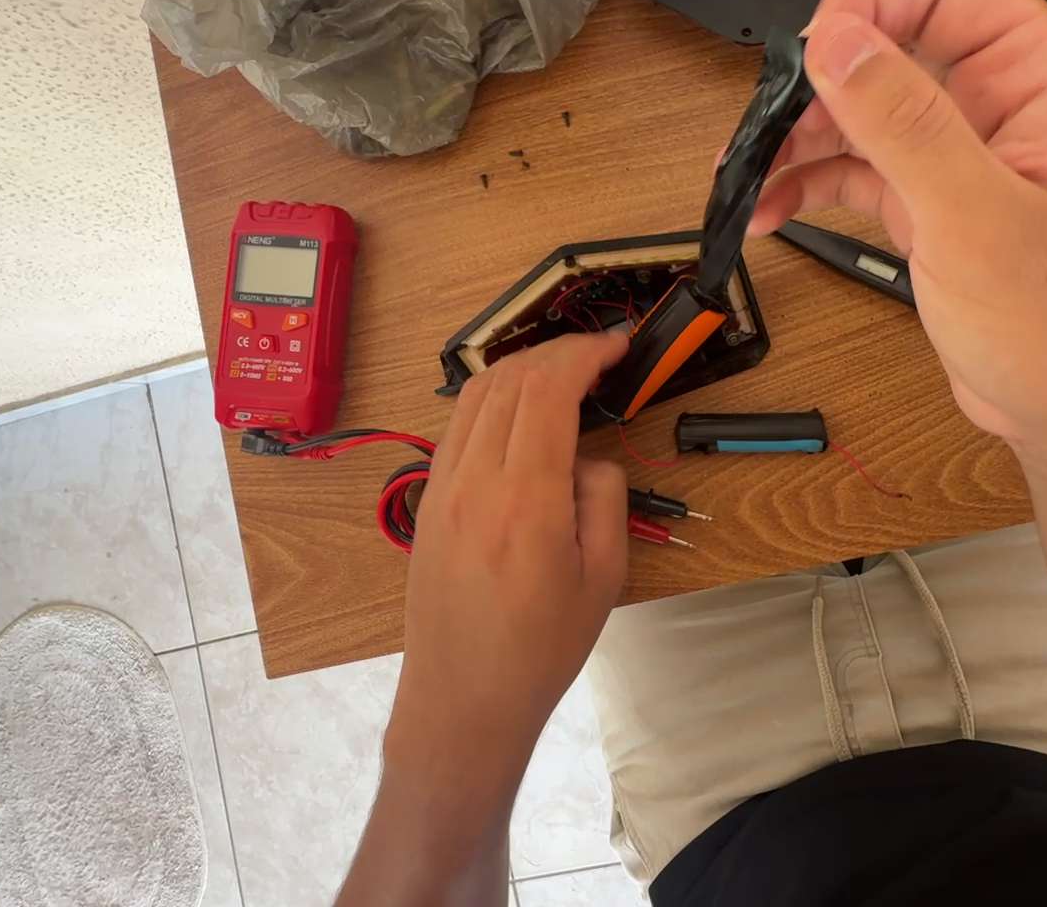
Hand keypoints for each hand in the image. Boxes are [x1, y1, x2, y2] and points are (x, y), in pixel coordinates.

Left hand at [388, 331, 631, 765]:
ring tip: (563, 372)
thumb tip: (585, 456)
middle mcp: (476, 478)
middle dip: (560, 352)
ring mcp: (443, 485)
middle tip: (598, 356)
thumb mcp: (605, 575)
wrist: (462, 699)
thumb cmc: (542, 647)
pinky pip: (460, 424)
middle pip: (511, 378)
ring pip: (478, 393)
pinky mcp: (429, 498)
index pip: (549, 389)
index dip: (585, 353)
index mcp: (527, 497)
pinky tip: (519, 410)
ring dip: (524, 368)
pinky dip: (494, 397)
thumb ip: (603, 494)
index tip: (617, 346)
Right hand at [751, 0, 1046, 458]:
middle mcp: (998, 106)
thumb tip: (838, 41)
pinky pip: (859, 175)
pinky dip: (811, 189)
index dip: (869, 6)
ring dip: (800, 144)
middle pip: (889, 54)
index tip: (806, 54)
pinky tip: (771, 212)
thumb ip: (906, 123)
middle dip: (818, 87)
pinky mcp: (929, 207)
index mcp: (1039, 78)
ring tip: (747, 179)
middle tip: (760, 130)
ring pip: (863, 118)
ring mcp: (959, 159)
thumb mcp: (976, 217)